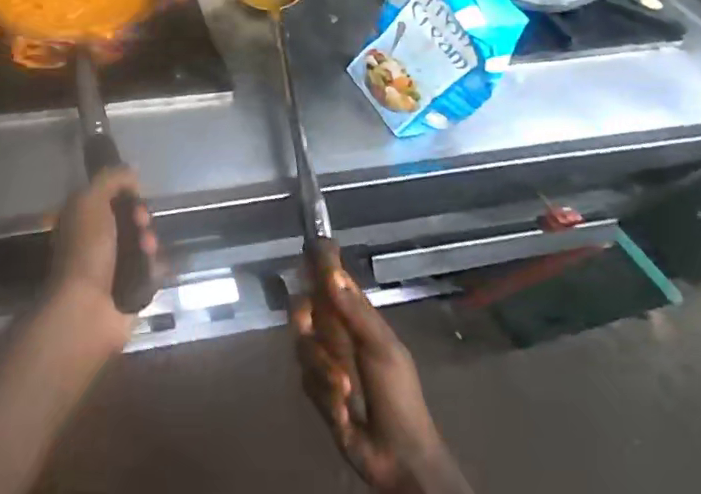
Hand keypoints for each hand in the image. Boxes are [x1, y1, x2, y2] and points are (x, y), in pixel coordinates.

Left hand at [45, 168, 160, 349]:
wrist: (87, 309)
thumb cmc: (86, 250)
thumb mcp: (91, 201)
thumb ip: (111, 179)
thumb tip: (132, 172)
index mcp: (81, 219)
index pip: (110, 197)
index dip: (125, 193)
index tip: (134, 195)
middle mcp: (95, 241)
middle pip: (130, 220)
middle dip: (140, 218)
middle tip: (141, 224)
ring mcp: (112, 268)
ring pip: (143, 245)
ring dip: (149, 243)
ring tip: (146, 251)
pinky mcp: (130, 291)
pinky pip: (150, 271)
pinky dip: (154, 268)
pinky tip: (151, 270)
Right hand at [293, 274, 469, 493]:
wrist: (398, 457)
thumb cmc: (399, 396)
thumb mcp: (382, 349)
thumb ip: (354, 312)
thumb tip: (331, 271)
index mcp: (359, 317)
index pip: (334, 278)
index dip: (322, 260)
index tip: (310, 244)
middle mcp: (338, 332)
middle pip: (304, 305)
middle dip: (305, 317)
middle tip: (308, 324)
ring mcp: (326, 360)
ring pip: (301, 344)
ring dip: (323, 369)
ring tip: (344, 391)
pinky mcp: (316, 388)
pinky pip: (305, 377)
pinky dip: (324, 393)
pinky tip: (343, 411)